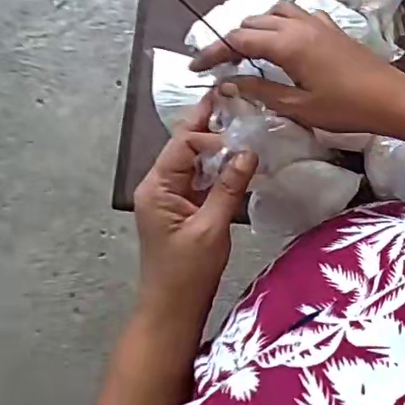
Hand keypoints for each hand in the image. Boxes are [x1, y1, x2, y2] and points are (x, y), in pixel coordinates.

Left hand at [135, 91, 258, 323]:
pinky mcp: (184, 208)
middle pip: (184, 145)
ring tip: (241, 122)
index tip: (243, 138)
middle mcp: (159, 186)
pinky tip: (239, 158)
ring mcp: (171, 197)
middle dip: (207, 123)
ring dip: (216, 143)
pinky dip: (219, 166)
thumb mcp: (211, 228)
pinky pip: (201, 178)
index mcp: (157, 187)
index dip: (213, 136)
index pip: (184, 145)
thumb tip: (248, 152)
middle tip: (231, 96)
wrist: (172, 308)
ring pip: (194, 160)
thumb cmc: (187, 273)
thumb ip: (229, 188)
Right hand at [188, 1, 404, 133]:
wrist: (391, 97)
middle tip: (221, 64)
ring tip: (248, 50)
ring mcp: (318, 23)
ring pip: (275, 12)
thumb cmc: (345, 107)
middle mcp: (299, 25)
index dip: (212, 53)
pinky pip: (298, 14)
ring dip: (256, 26)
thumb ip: (260, 92)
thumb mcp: (298, 106)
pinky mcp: (332, 28)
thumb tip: (228, 83)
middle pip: (252, 22)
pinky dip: (281, 21)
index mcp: (286, 43)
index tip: (196, 67)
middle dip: (231, 40)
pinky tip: (284, 40)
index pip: (237, 40)